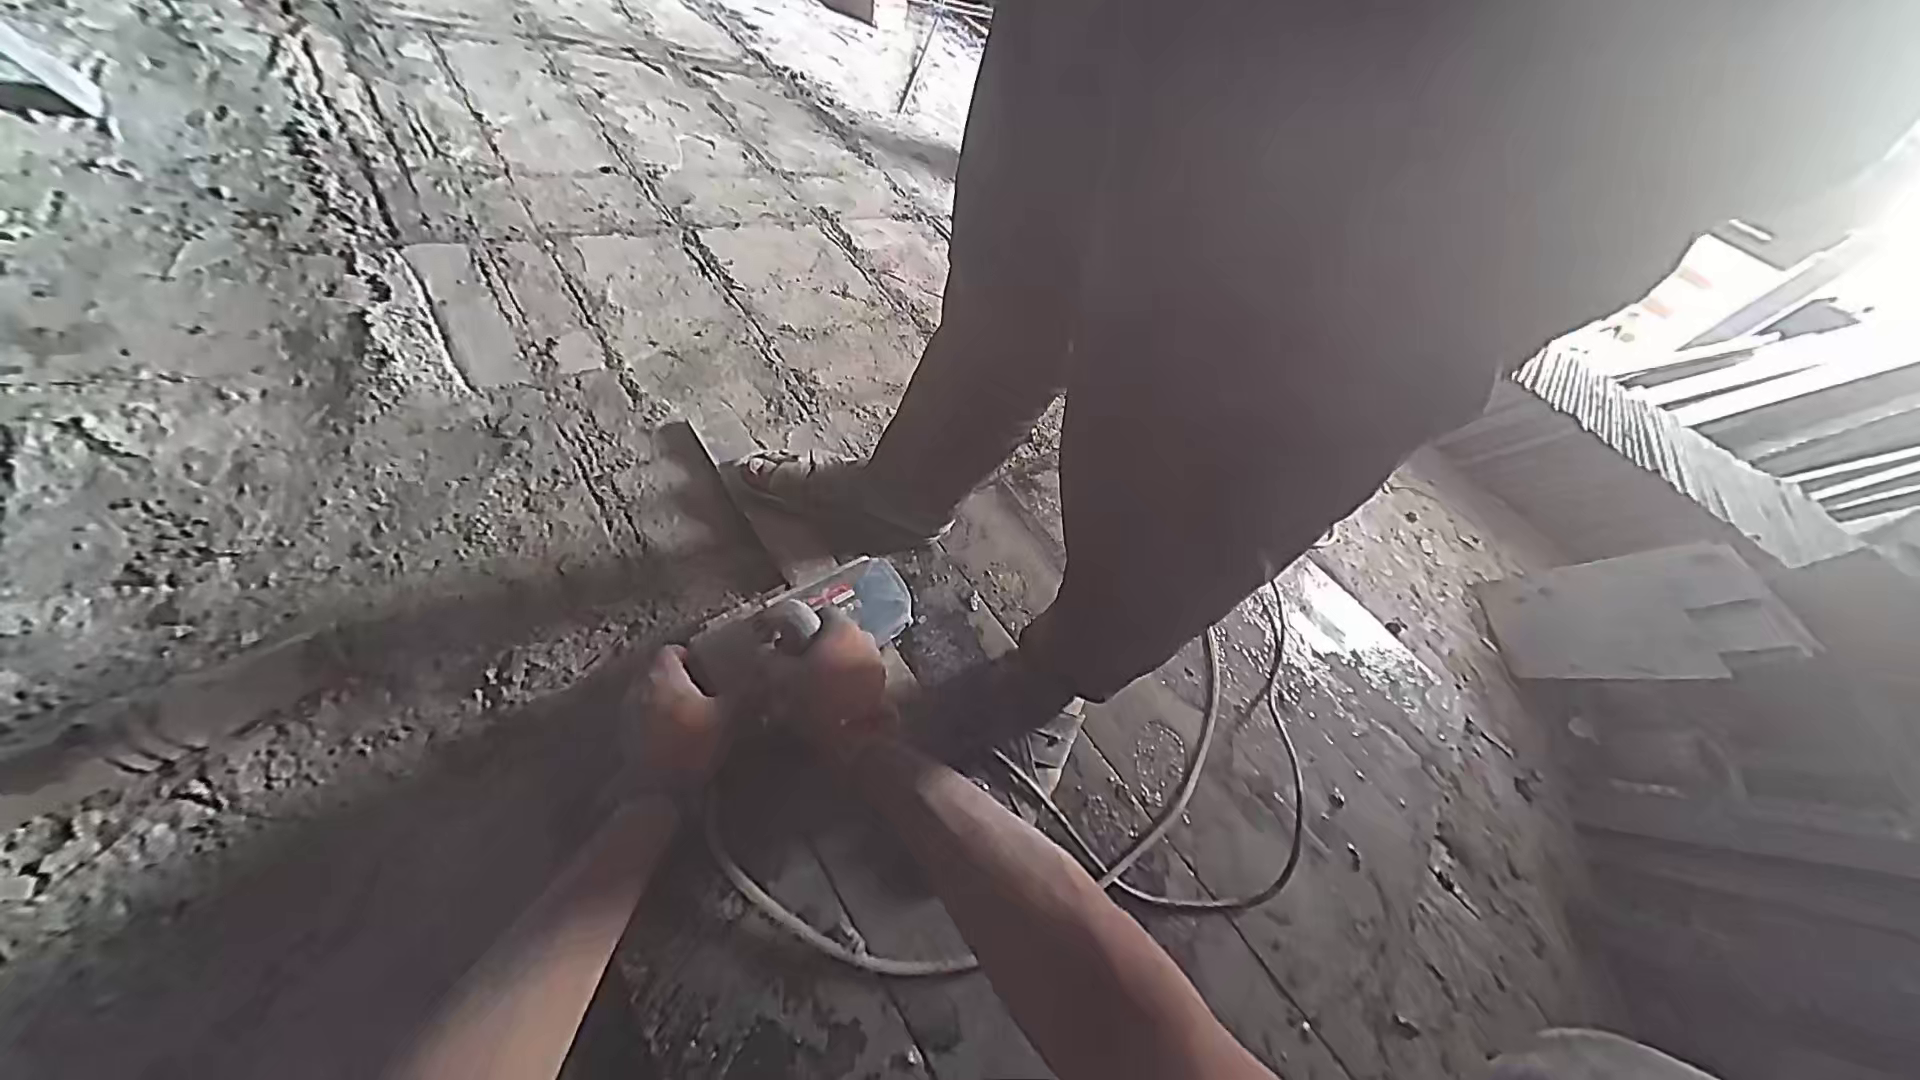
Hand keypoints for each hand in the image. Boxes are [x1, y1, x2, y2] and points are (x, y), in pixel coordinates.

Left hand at [627, 645, 731, 793]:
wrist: (657, 792)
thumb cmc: (693, 745)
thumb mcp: (728, 716)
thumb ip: (744, 690)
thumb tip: (762, 672)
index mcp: (664, 676)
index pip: (671, 650)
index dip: (689, 655)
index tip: (706, 669)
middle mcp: (640, 688)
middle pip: (658, 671)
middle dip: (679, 677)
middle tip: (704, 690)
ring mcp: (628, 712)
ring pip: (649, 693)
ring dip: (667, 698)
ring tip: (690, 712)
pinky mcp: (625, 736)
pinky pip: (643, 715)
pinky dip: (657, 718)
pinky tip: (675, 733)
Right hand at [766, 608, 895, 762]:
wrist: (852, 741)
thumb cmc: (814, 699)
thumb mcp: (780, 677)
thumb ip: (768, 658)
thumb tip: (761, 649)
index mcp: (843, 629)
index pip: (824, 612)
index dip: (805, 623)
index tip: (792, 638)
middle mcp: (866, 639)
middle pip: (841, 633)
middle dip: (823, 644)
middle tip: (803, 662)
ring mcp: (879, 664)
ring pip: (854, 654)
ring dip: (838, 663)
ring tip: (819, 683)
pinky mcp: (884, 686)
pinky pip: (864, 676)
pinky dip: (852, 682)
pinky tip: (837, 699)